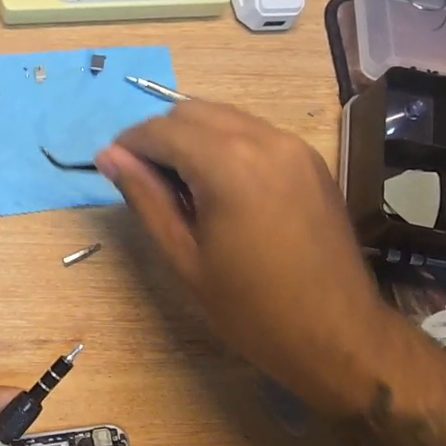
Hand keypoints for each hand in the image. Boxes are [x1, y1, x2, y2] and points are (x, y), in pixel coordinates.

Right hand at [97, 101, 393, 411]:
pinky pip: (255, 134)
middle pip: (193, 113)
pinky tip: (218, 190)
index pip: (162, 131)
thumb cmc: (250, 308)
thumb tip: (109, 158)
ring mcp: (293, 147)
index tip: (111, 168)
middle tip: (144, 183)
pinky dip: (225, 146)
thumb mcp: (184, 257)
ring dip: (192, 139)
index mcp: (228, 164)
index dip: (129, 145)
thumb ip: (146, 199)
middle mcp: (263, 139)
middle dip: (160, 138)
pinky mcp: (310, 161)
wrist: (336, 333)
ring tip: (179, 189)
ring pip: (225, 118)